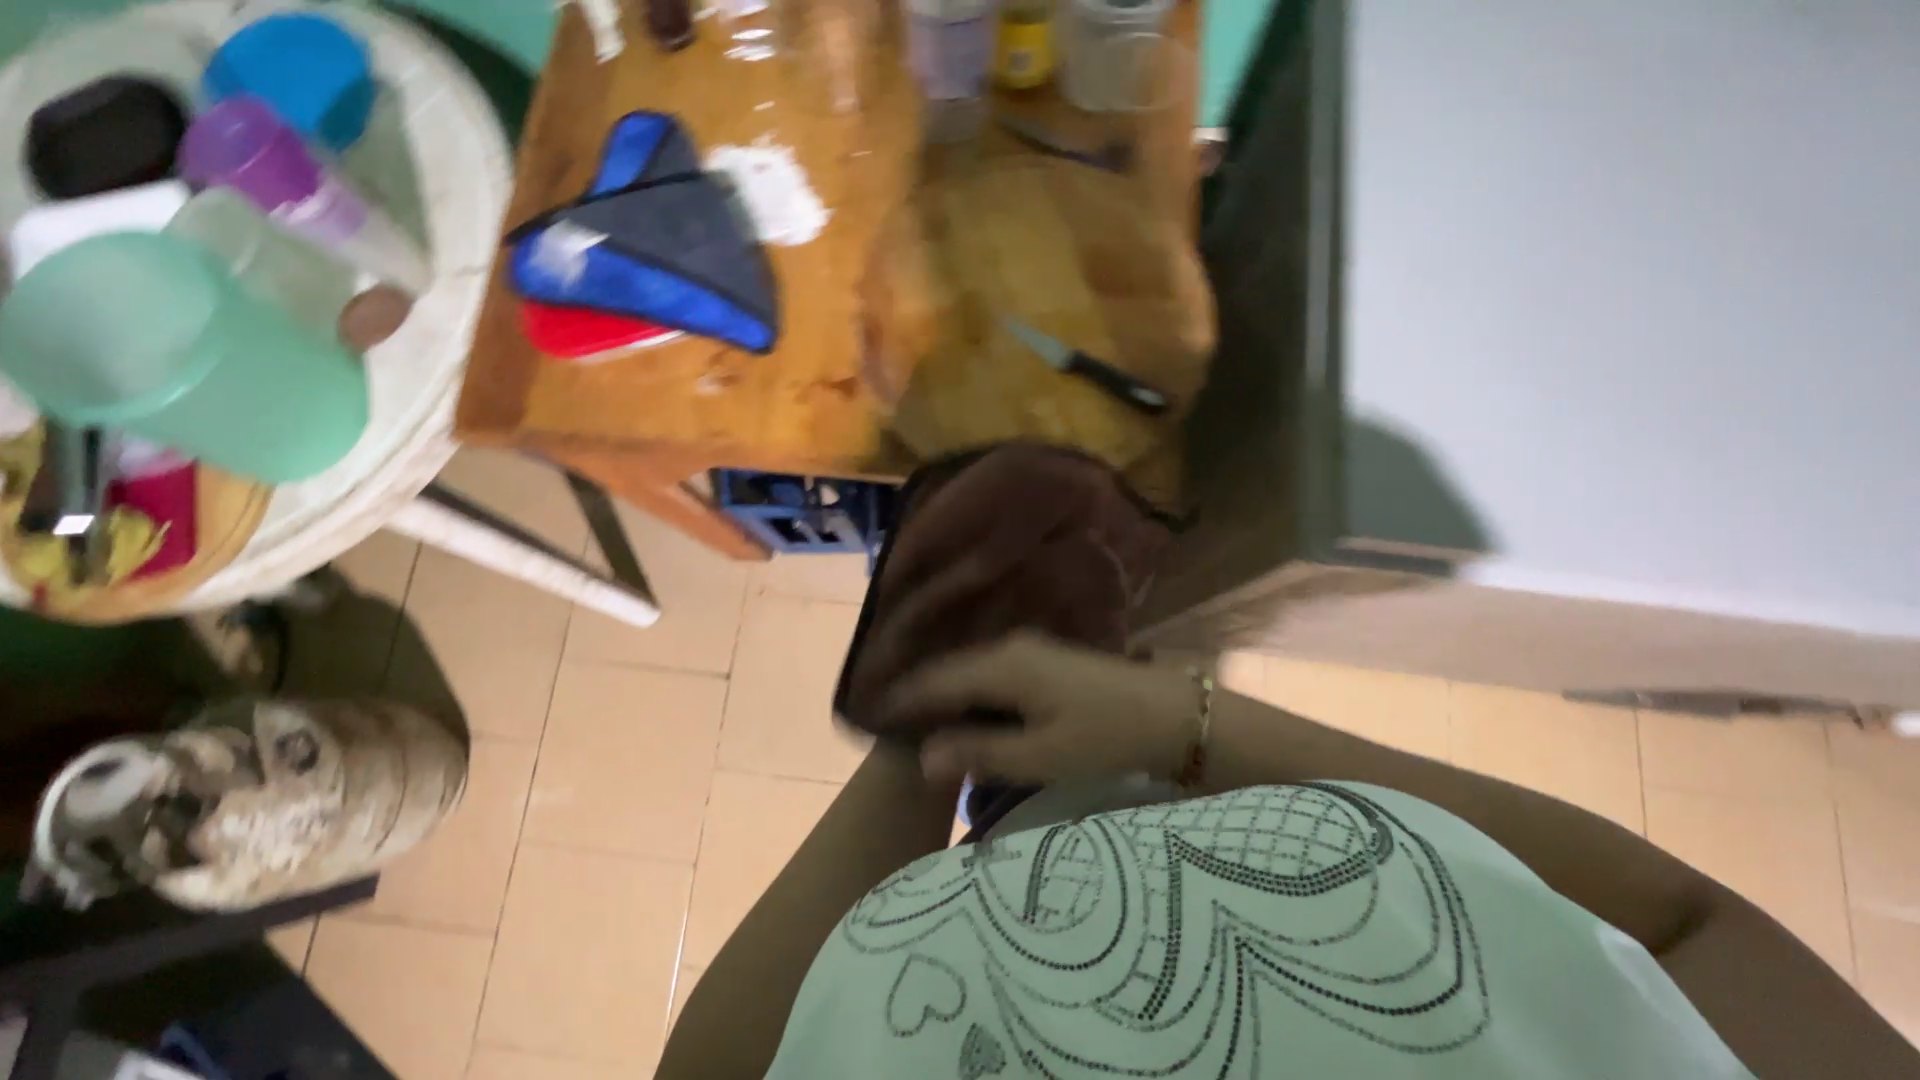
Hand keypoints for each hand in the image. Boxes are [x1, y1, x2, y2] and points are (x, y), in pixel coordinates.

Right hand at [879, 632, 1199, 784]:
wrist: (1176, 717)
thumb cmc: (1106, 738)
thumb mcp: (1041, 756)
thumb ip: (979, 753)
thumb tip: (922, 757)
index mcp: (1002, 666)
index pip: (934, 682)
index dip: (900, 702)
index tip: (867, 721)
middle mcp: (1010, 648)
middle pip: (950, 671)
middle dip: (918, 697)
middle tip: (885, 725)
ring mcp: (1031, 650)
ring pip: (971, 671)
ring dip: (945, 696)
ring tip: (916, 723)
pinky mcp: (1048, 661)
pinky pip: (992, 674)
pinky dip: (971, 694)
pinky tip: (964, 714)